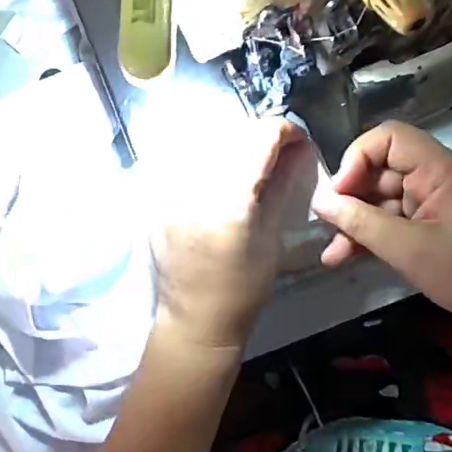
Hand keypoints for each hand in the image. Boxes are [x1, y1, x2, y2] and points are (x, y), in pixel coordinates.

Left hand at [149, 118, 318, 351]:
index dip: (284, 131)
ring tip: (247, 164)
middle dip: (259, 136)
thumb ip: (281, 187)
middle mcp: (194, 189)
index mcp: (229, 203)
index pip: (259, 138)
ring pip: (206, 142)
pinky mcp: (155, 198)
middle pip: (231, 134)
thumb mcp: (271, 239)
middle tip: (276, 153)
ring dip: (232, 144)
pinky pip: (183, 159)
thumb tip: (297, 151)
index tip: (297, 141)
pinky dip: (207, 158)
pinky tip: (218, 176)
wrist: (194, 320)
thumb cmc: (242, 289)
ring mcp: (168, 192)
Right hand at [310, 121, 451, 329]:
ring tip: (331, 252)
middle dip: (350, 197)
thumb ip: (359, 221)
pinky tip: (342, 256)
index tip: (339, 192)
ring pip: (380, 198)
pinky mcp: (428, 224)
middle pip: (381, 169)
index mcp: (440, 169)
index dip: (358, 158)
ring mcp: (432, 201)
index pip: (390, 138)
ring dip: (354, 222)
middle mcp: (436, 177)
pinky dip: (368, 235)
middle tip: (326, 223)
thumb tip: (318, 201)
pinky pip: (390, 219)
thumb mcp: (405, 248)